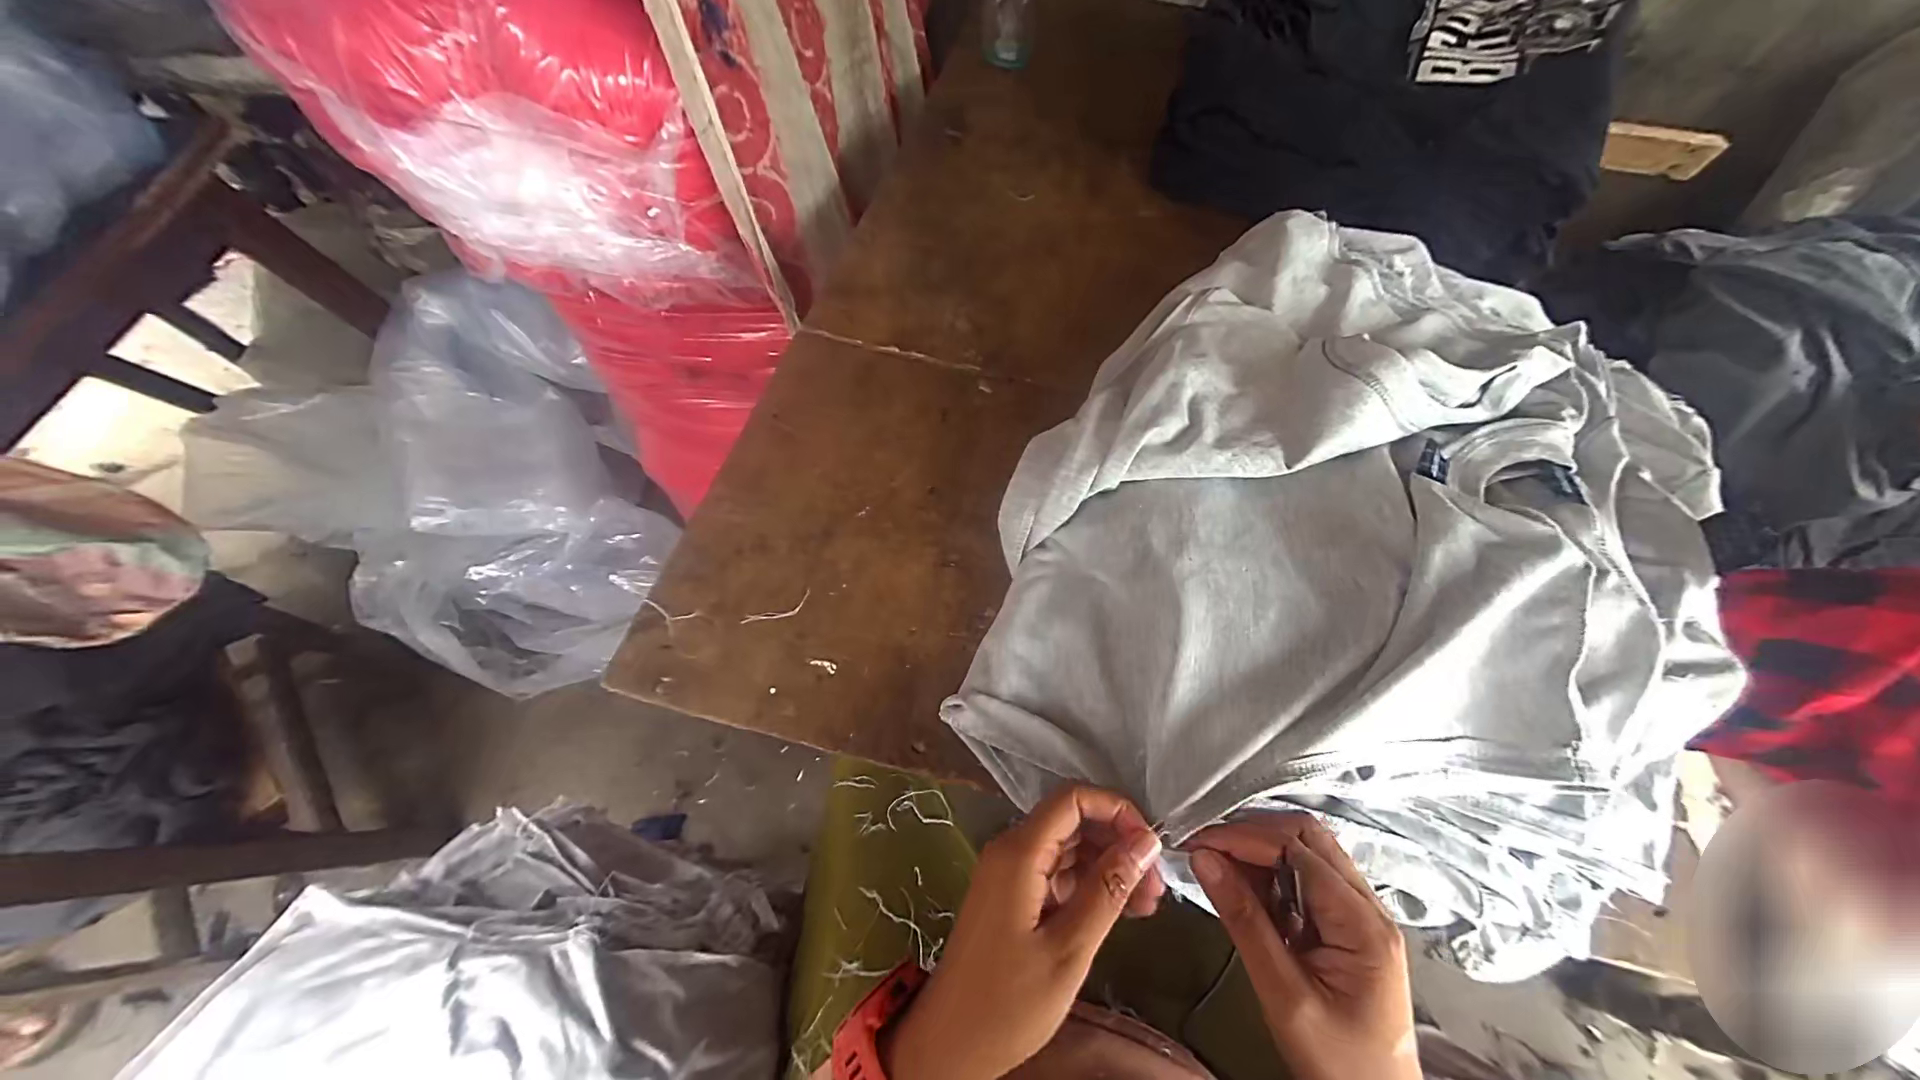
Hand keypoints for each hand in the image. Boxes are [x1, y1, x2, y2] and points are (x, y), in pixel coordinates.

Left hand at [881, 784, 1165, 1079]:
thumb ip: (1107, 889)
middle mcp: (1011, 849)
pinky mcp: (1012, 892)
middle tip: (1156, 885)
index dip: (1115, 810)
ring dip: (1107, 865)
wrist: (951, 1042)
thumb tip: (1145, 842)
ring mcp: (1009, 871)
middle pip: (1072, 821)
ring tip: (1146, 904)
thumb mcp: (1069, 948)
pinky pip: (1055, 871)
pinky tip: (1118, 910)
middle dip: (1118, 842)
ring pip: (1068, 847)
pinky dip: (1088, 884)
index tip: (1150, 845)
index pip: (1072, 799)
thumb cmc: (1008, 1002)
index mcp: (1019, 852)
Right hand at [1187, 814, 1418, 1079]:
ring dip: (1260, 851)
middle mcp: (1368, 910)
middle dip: (1251, 834)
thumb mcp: (1283, 995)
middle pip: (1307, 837)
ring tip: (1220, 867)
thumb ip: (1244, 921)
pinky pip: (1305, 878)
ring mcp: (1360, 917)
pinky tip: (1244, 890)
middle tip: (1207, 848)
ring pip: (1306, 851)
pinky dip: (1269, 874)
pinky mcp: (1345, 927)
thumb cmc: (1339, 1065)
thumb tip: (1205, 861)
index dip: (1243, 838)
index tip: (1198, 842)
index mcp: (1363, 925)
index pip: (1296, 849)